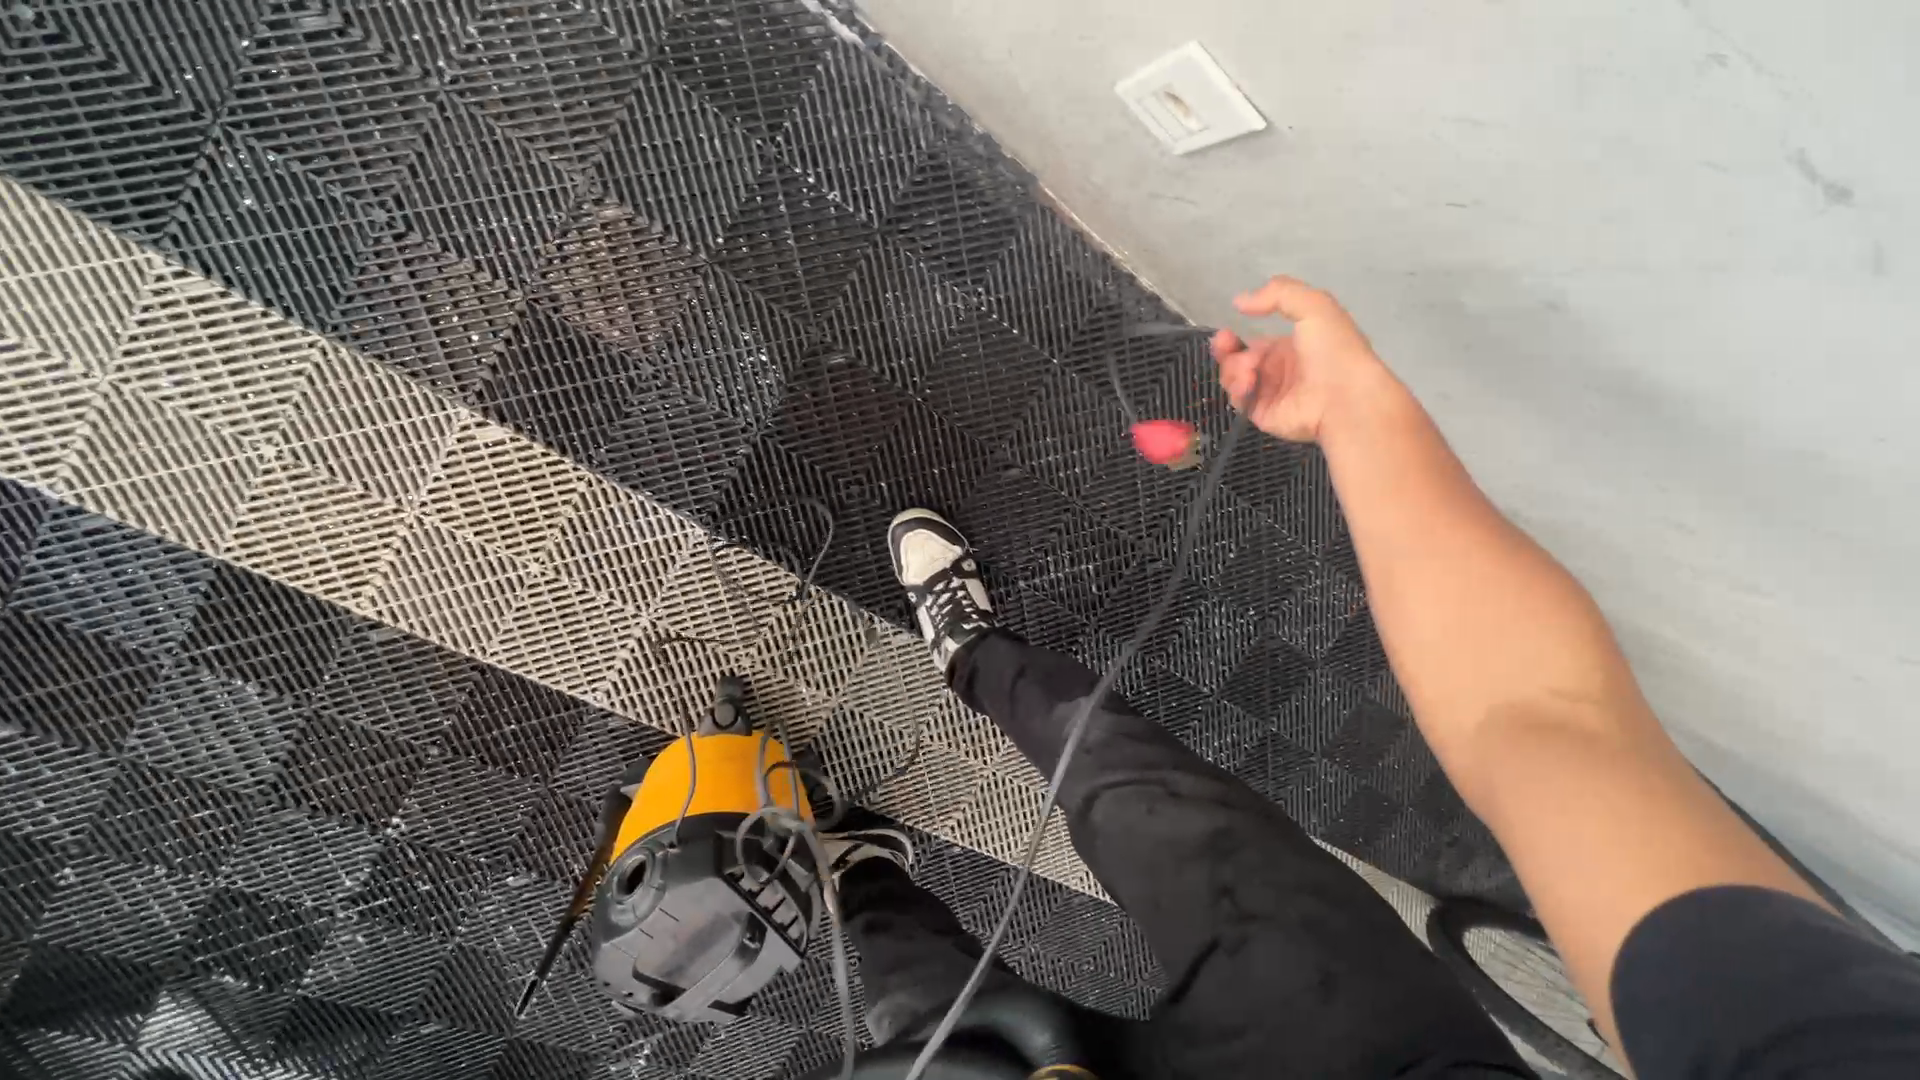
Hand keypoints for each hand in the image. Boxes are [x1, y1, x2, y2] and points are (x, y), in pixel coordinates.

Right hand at [1212, 276, 1390, 442]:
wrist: (1343, 396)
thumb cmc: (1333, 349)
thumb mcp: (1315, 306)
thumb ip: (1278, 294)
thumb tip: (1239, 301)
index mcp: (1291, 347)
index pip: (1255, 342)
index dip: (1238, 336)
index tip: (1226, 332)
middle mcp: (1277, 370)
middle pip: (1239, 359)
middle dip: (1226, 350)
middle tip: (1223, 344)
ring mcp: (1268, 393)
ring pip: (1234, 377)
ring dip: (1233, 368)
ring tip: (1248, 370)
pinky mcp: (1260, 413)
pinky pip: (1238, 399)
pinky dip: (1237, 387)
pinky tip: (1248, 382)